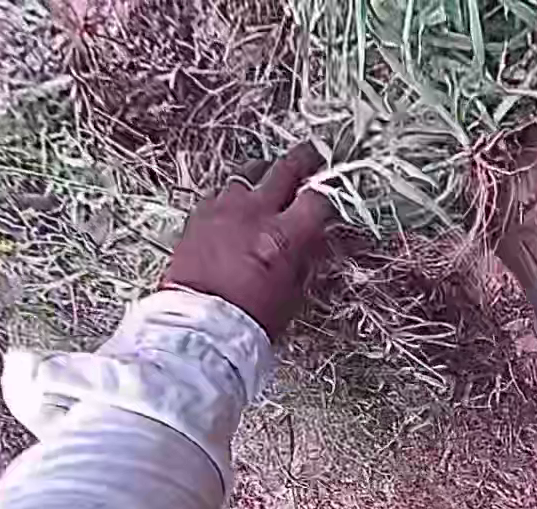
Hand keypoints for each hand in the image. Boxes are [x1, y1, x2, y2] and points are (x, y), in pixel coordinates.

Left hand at [164, 142, 333, 337]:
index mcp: (282, 238)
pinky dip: (238, 194)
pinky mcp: (200, 214)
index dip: (331, 199)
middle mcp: (254, 214)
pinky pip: (224, 191)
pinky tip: (242, 204)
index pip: (318, 202)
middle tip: (315, 155)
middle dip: (305, 161)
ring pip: (250, 172)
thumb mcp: (292, 295)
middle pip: (285, 170)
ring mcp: (224, 209)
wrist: (202, 325)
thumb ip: (305, 262)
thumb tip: (314, 244)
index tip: (336, 202)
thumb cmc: (250, 319)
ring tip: (274, 176)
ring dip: (267, 172)